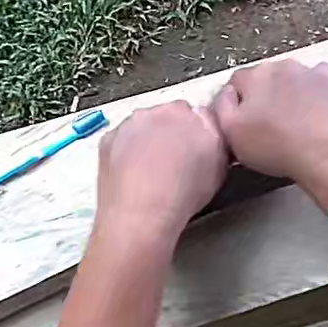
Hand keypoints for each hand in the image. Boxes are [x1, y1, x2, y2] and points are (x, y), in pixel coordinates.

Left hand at [96, 101, 227, 239]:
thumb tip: (209, 123)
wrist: (141, 215)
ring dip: (149, 143)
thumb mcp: (220, 163)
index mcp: (183, 113)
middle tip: (178, 163)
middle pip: (166, 117)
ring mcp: (127, 127)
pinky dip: (128, 154)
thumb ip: (215, 133)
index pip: (194, 112)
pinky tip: (137, 176)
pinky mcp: (107, 143)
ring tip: (156, 173)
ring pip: (142, 129)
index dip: (198, 132)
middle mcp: (152, 113)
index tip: (197, 149)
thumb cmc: (181, 192)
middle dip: (171, 134)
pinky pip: (121, 142)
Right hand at [210, 60, 327, 185]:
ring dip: (291, 95)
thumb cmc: (278, 147)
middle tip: (270, 127)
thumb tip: (226, 94)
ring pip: (292, 81)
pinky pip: (319, 83)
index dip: (238, 104)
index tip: (244, 123)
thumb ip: (221, 108)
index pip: (237, 83)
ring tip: (295, 124)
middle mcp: (282, 67)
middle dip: (265, 98)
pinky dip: (316, 94)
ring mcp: (310, 72)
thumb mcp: (230, 134)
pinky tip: (316, 113)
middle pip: (266, 79)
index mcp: (254, 76)